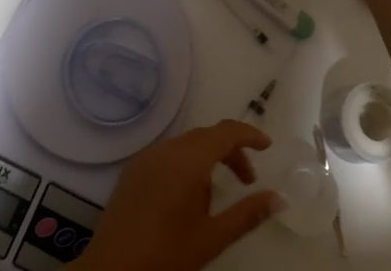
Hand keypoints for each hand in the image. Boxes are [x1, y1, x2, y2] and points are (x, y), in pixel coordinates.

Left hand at [74, 120, 280, 270]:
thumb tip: (279, 199)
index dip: (249, 135)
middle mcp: (166, 149)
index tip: (267, 147)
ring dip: (208, 159)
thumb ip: (248, 214)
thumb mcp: (212, 237)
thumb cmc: (166, 254)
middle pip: (206, 136)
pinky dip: (185, 165)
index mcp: (188, 160)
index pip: (226, 132)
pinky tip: (186, 198)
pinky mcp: (132, 170)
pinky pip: (167, 155)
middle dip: (231, 152)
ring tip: (215, 197)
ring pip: (186, 145)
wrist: (111, 270)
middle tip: (248, 180)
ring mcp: (146, 157)